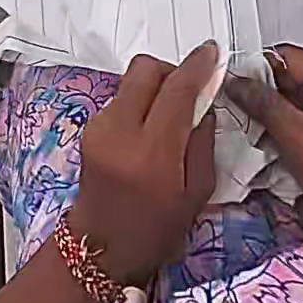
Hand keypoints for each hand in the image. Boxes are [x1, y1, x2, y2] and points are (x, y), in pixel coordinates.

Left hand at [69, 42, 220, 282]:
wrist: (99, 250)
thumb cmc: (156, 228)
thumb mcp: (197, 192)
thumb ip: (203, 141)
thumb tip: (205, 102)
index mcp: (152, 152)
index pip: (177, 90)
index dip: (197, 66)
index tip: (212, 52)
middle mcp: (120, 131)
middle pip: (146, 69)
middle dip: (172, 70)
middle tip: (189, 91)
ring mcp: (99, 127)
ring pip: (132, 80)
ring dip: (156, 86)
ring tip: (169, 115)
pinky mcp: (89, 128)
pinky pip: (122, 97)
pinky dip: (141, 100)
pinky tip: (150, 127)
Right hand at [227, 46, 302, 275]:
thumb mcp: (302, 143)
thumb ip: (265, 107)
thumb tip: (235, 83)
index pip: (286, 56)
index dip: (253, 72)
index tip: (226, 90)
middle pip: (290, 76)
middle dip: (263, 97)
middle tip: (237, 117)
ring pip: (294, 98)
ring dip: (273, 116)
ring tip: (255, 135)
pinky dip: (288, 129)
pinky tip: (274, 145)